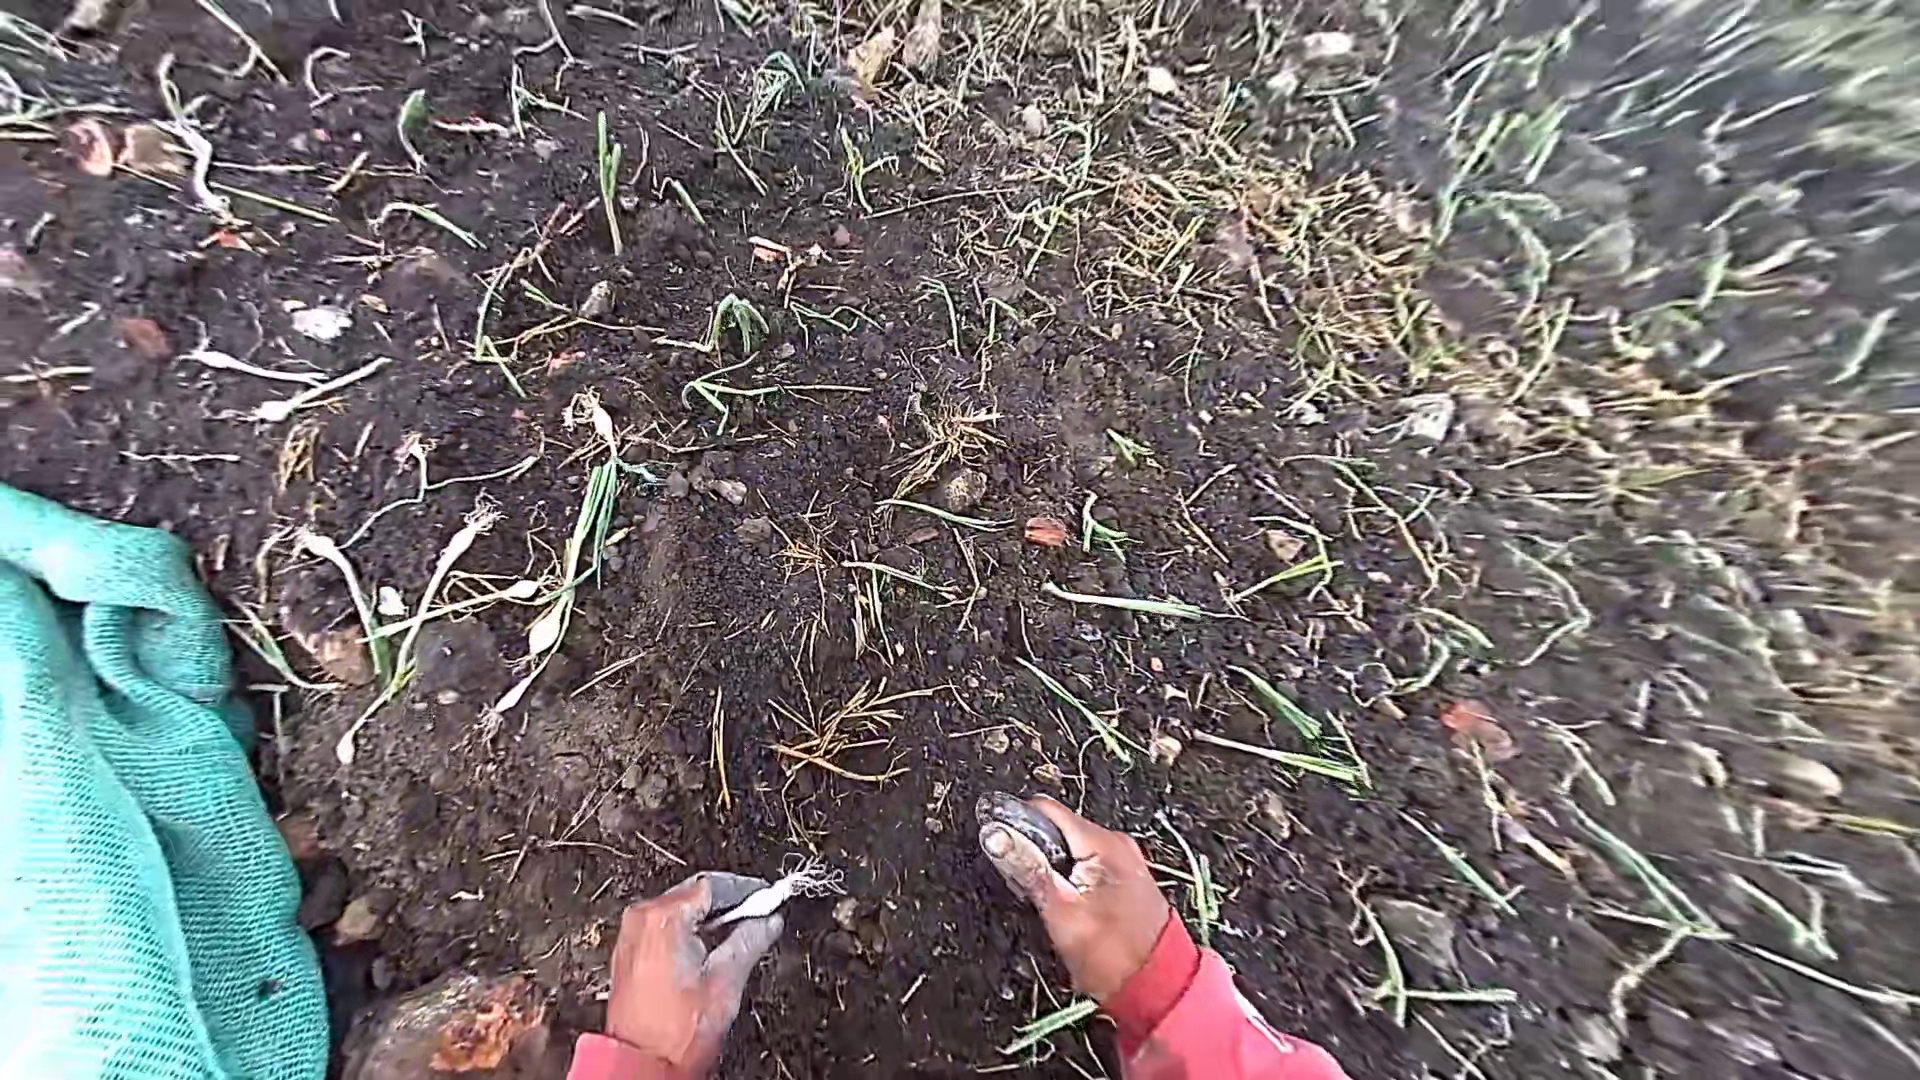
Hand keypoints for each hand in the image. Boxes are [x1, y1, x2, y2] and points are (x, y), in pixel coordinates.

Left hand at [605, 872, 783, 1076]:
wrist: (639, 1075)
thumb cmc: (675, 1035)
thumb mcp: (726, 980)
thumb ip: (751, 939)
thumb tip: (770, 919)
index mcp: (664, 918)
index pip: (715, 885)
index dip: (745, 891)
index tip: (767, 900)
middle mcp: (643, 919)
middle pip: (697, 893)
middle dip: (728, 903)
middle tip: (756, 917)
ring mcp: (633, 935)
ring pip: (684, 908)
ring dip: (710, 917)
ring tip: (737, 934)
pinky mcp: (630, 952)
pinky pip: (668, 925)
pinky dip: (691, 930)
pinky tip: (711, 948)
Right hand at [979, 796, 1170, 1000]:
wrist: (1161, 992)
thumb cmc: (1112, 955)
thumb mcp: (1061, 912)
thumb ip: (1028, 869)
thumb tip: (997, 835)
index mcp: (1101, 842)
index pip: (1046, 809)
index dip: (1018, 821)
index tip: (999, 842)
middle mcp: (1116, 842)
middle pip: (1059, 828)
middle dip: (1036, 850)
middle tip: (1025, 884)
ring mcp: (1124, 859)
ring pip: (1071, 847)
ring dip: (1053, 866)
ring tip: (1047, 900)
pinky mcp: (1126, 877)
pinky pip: (1087, 862)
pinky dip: (1070, 875)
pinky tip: (1067, 904)